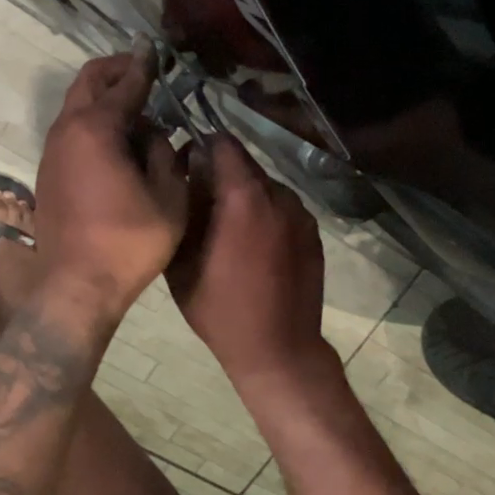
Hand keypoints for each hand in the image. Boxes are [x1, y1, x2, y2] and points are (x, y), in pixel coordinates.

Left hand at [32, 49, 187, 319]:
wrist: (77, 285)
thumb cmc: (128, 242)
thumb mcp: (169, 198)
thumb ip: (166, 155)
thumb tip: (156, 134)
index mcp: (95, 129)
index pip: (124, 84)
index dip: (144, 65)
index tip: (157, 49)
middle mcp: (66, 131)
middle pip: (89, 82)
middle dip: (116, 70)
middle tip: (145, 70)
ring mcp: (52, 151)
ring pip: (76, 106)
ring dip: (103, 97)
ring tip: (139, 108)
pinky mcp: (48, 171)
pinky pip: (71, 130)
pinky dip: (93, 121)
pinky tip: (119, 139)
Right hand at [167, 134, 331, 380]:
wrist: (278, 350)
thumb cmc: (219, 307)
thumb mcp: (181, 259)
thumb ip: (182, 208)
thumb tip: (183, 175)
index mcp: (244, 198)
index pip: (224, 144)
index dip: (201, 145)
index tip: (184, 160)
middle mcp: (279, 197)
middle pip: (245, 165)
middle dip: (220, 172)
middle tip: (197, 195)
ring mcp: (301, 216)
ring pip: (265, 186)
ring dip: (243, 194)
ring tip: (222, 222)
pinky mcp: (312, 235)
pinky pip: (281, 208)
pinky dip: (263, 213)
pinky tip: (247, 243)